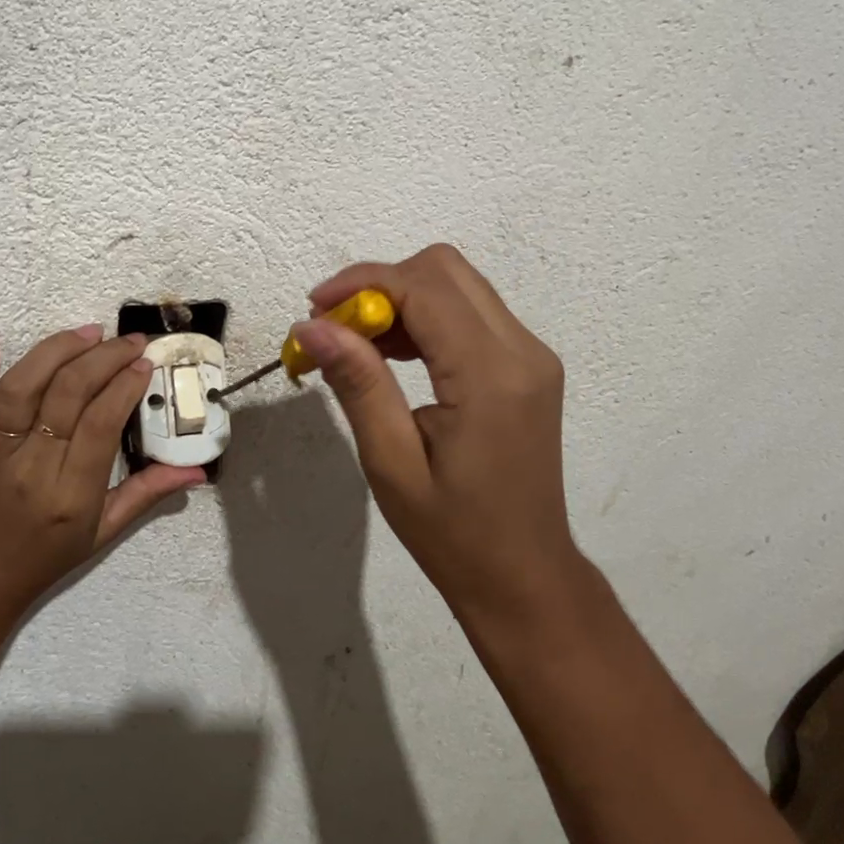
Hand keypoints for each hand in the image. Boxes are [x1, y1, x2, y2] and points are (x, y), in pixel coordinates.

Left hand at [0, 325, 205, 621]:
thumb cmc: (45, 557)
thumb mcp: (103, 533)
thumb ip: (147, 494)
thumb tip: (197, 471)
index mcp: (72, 494)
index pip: (101, 423)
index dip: (126, 385)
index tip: (145, 363)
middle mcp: (32, 468)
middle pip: (67, 394)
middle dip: (103, 357)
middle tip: (128, 341)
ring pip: (20, 388)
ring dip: (54, 350)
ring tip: (86, 333)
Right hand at [295, 244, 579, 612]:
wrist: (523, 574)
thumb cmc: (452, 532)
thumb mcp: (391, 462)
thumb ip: (358, 384)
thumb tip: (312, 325)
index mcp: (490, 375)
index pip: (424, 287)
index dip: (362, 284)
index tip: (313, 311)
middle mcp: (521, 351)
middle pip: (445, 269)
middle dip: (380, 284)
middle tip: (335, 328)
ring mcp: (531, 356)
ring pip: (458, 285)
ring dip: (401, 298)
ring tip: (356, 345)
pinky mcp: (527, 367)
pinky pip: (470, 313)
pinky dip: (425, 318)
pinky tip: (392, 356)